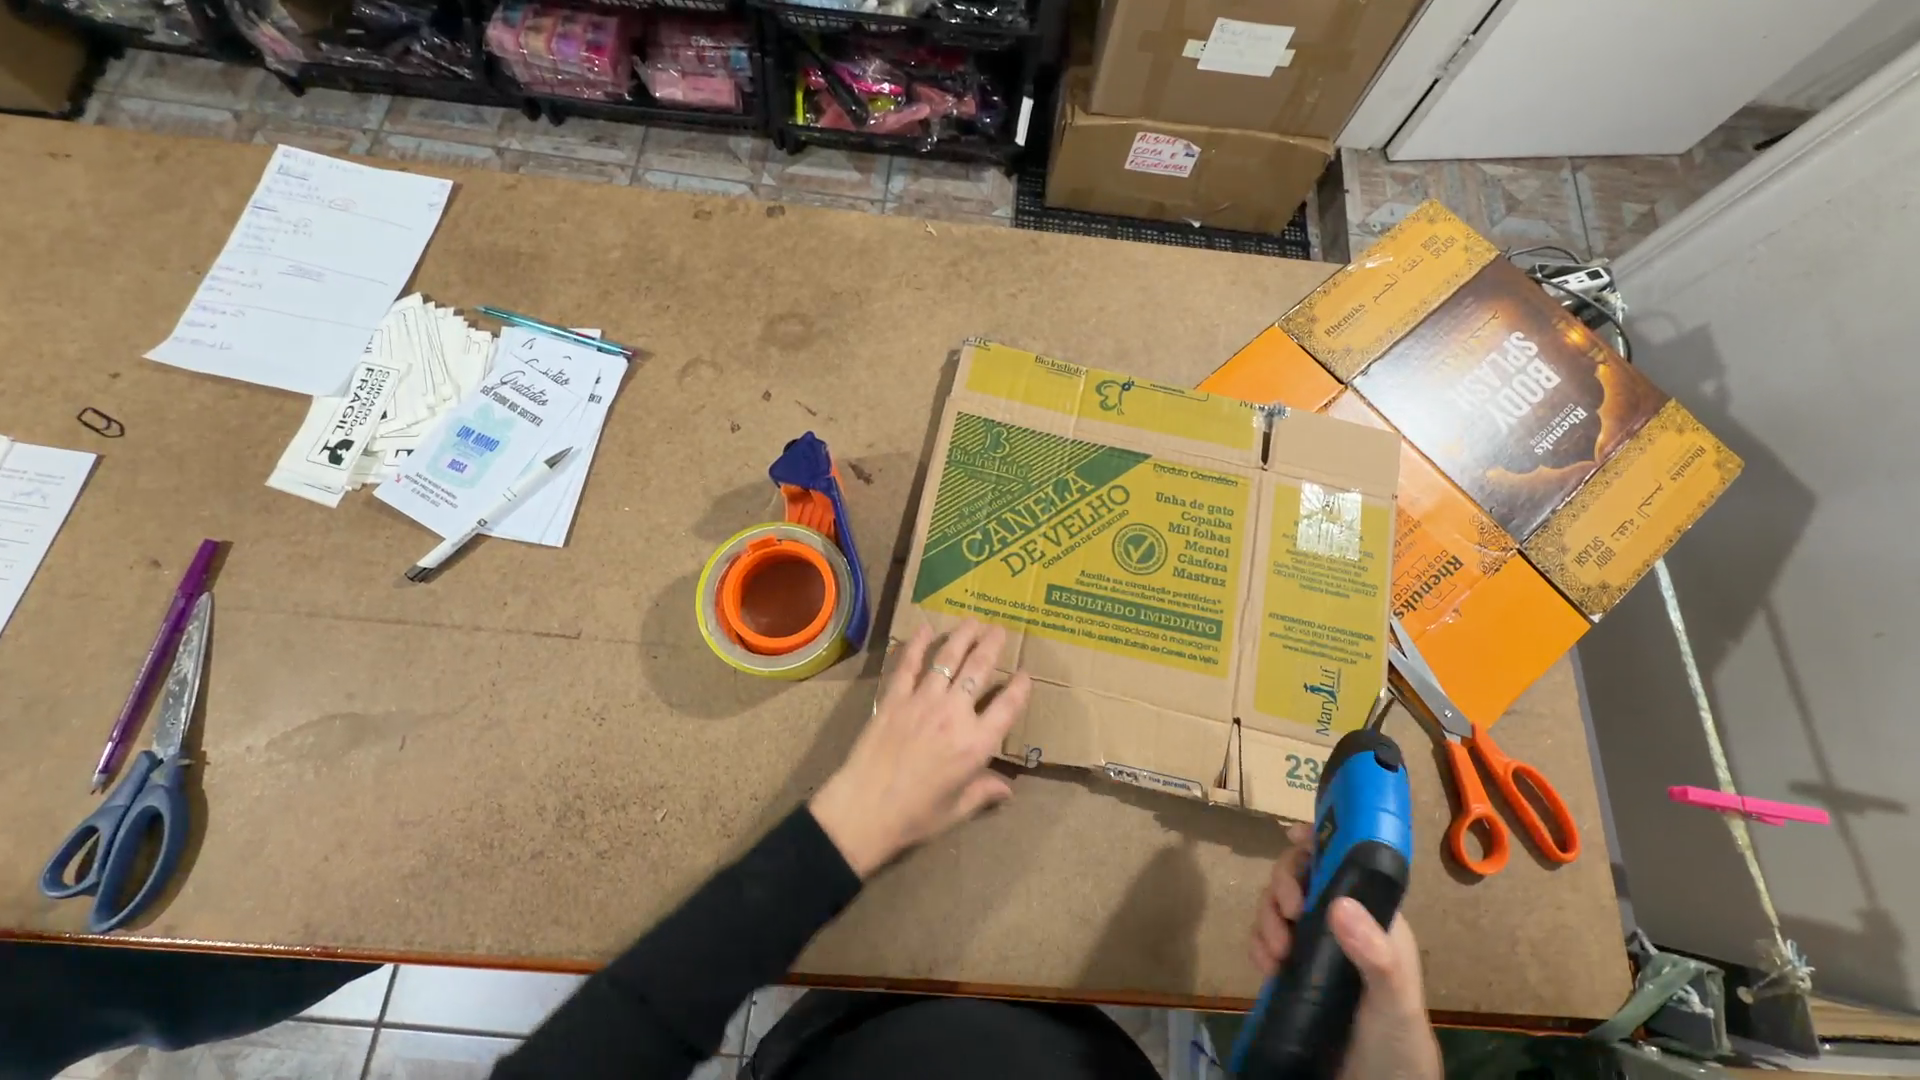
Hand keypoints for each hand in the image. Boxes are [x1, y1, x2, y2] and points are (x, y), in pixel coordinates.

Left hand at [809, 620, 1031, 878]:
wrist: (864, 810)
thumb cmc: (915, 816)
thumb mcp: (957, 810)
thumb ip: (983, 793)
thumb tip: (1007, 790)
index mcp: (976, 745)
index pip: (1008, 706)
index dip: (1020, 687)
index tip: (1025, 674)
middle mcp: (955, 715)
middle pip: (979, 670)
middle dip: (992, 646)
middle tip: (999, 629)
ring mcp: (923, 702)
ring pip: (948, 660)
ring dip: (962, 637)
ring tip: (972, 621)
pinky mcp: (894, 699)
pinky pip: (909, 666)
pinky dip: (917, 644)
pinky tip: (925, 628)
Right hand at [1251, 824, 1441, 1079]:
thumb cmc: (1399, 1045)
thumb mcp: (1395, 1001)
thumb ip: (1376, 956)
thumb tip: (1338, 903)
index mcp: (1372, 918)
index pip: (1344, 862)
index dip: (1318, 841)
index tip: (1292, 837)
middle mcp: (1341, 924)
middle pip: (1300, 876)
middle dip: (1283, 885)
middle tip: (1287, 912)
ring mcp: (1313, 946)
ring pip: (1277, 905)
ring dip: (1266, 918)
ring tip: (1276, 954)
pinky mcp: (1290, 970)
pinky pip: (1262, 938)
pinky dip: (1257, 945)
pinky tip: (1266, 968)